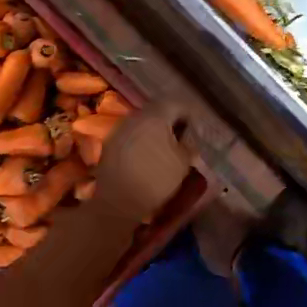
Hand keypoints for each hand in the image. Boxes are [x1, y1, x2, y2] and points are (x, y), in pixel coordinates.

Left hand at [90, 109, 194, 223]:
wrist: (118, 201)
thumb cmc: (156, 179)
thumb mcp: (183, 162)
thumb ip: (189, 145)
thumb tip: (188, 139)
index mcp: (154, 116)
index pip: (176, 104)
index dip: (190, 115)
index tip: (197, 130)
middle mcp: (135, 117)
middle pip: (158, 111)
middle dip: (172, 122)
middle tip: (183, 139)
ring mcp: (119, 130)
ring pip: (143, 123)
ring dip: (156, 132)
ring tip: (166, 149)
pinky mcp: (110, 144)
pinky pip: (131, 136)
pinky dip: (142, 142)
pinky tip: (148, 157)